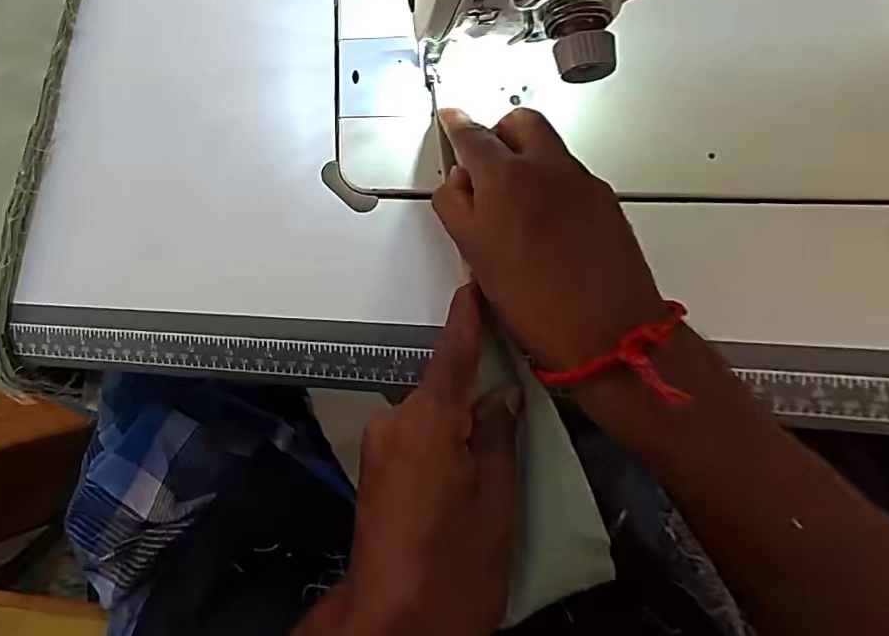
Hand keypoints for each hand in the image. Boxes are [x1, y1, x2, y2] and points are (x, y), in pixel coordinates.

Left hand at [300, 284, 519, 635]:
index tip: (471, 285)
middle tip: (513, 383)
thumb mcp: (497, 506)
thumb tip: (502, 392)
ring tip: (493, 445)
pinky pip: (413, 431)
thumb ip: (497, 439)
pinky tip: (462, 464)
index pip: (450, 358)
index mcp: (427, 423)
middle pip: (439, 386)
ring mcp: (379, 439)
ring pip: (427, 411)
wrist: (393, 614)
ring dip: (456, 418)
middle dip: (472, 384)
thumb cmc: (457, 566)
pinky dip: (439, 435)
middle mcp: (394, 419)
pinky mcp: (374, 461)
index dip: (464, 320)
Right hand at [431, 106, 670, 372]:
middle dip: (498, 130)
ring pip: (548, 146)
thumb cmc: (538, 298)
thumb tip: (458, 185)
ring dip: (526, 157)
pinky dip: (550, 181)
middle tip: (484, 155)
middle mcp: (548, 169)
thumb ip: (453, 202)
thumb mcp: (469, 248)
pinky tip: (540, 219)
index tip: (452, 119)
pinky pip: (570, 174)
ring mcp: (583, 183)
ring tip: (511, 197)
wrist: (606, 333)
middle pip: (521, 120)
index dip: (456, 123)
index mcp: (506, 176)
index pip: (473, 133)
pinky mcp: (606, 202)